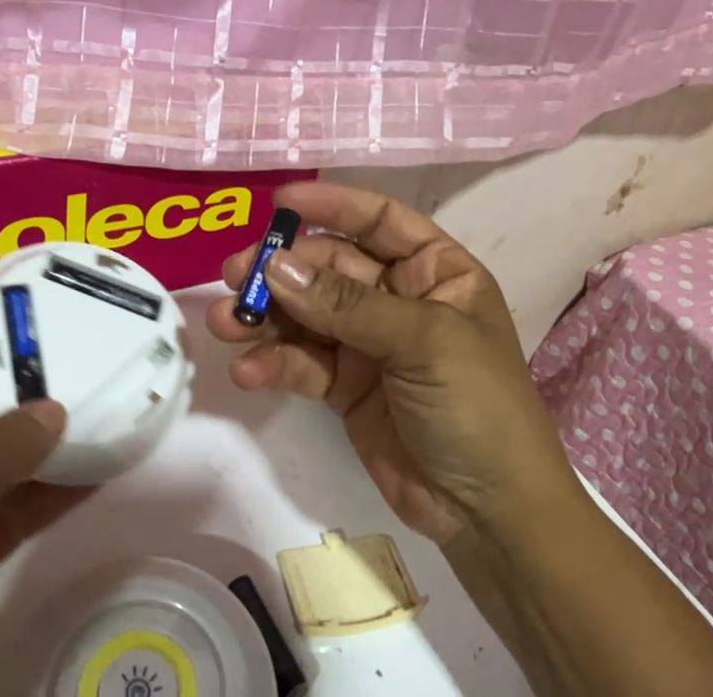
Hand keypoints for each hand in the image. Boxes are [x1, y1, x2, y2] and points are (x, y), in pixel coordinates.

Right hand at [207, 182, 577, 542]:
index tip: (279, 203)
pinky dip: (274, 364)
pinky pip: (302, 363)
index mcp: (437, 272)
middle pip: (330, 268)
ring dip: (265, 318)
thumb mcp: (421, 342)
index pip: (380, 221)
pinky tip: (249, 372)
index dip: (332, 207)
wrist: (488, 509)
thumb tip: (275, 266)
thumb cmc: (477, 404)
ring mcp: (370, 345)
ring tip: (224, 324)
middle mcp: (400, 300)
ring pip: (307, 315)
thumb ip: (345, 305)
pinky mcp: (345, 388)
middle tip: (234, 276)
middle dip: (283, 271)